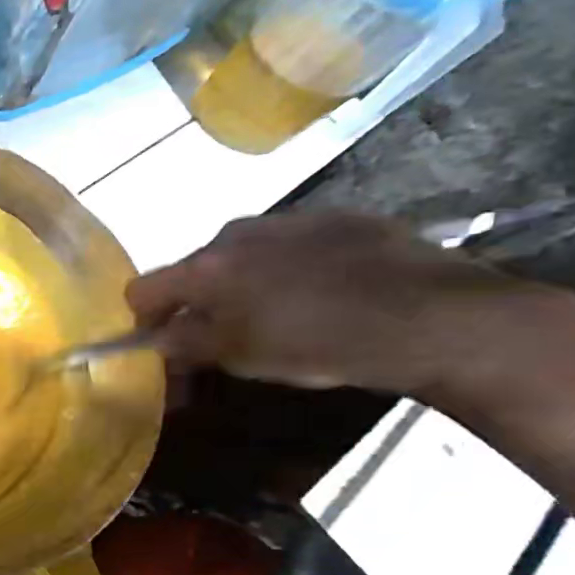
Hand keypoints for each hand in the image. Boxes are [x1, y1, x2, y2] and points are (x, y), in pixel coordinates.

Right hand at [127, 211, 527, 392]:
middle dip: (195, 304)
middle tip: (216, 341)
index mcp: (206, 266)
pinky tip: (318, 297)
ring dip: (239, 286)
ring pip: (241, 255)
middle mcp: (238, 232)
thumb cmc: (315, 344)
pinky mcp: (340, 218)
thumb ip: (183, 344)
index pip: (143, 289)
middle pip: (193, 270)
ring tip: (272, 319)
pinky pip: (290, 245)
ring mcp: (292, 219)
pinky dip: (285, 271)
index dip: (143, 320)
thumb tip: (155, 340)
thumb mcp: (236, 356)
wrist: (431, 318)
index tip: (162, 348)